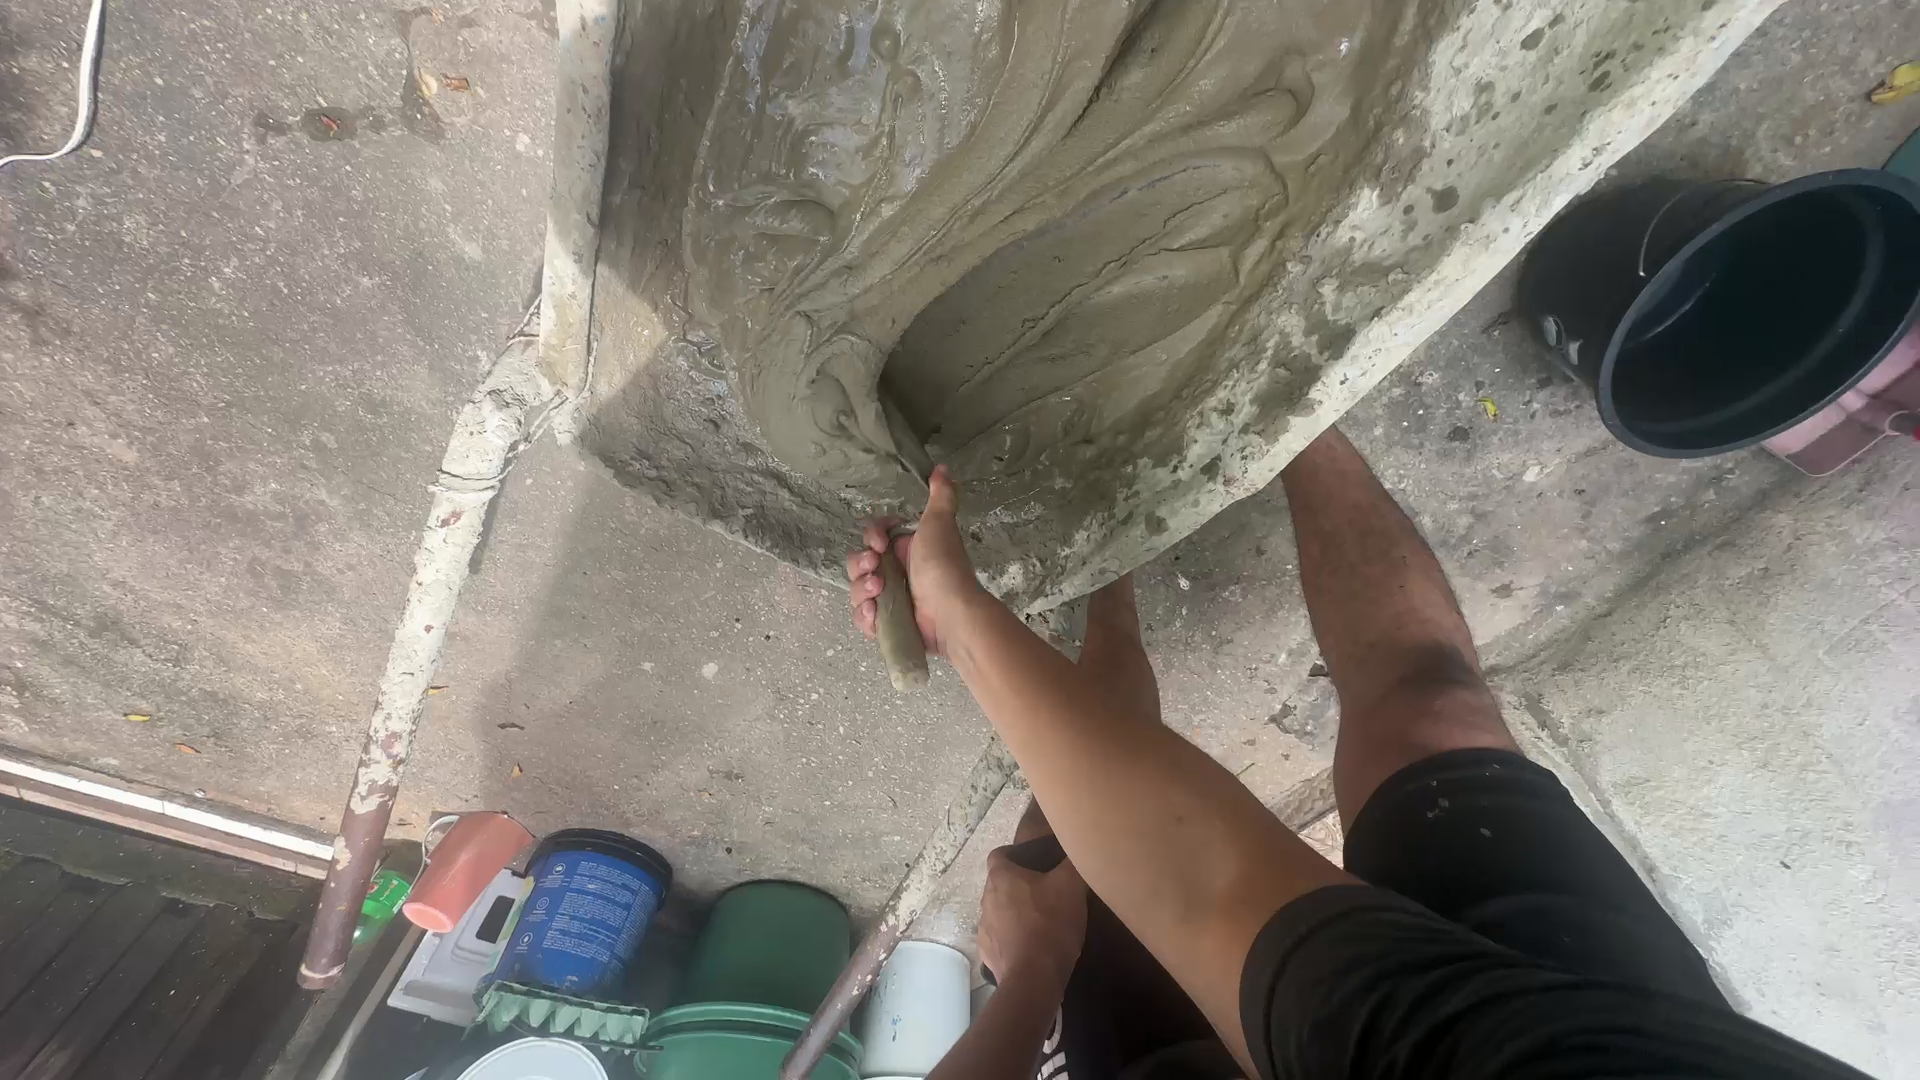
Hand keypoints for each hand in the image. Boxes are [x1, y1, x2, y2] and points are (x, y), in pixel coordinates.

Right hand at [846, 465, 988, 655]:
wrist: (951, 611)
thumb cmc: (944, 565)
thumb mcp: (940, 524)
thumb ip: (940, 495)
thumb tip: (943, 468)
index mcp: (906, 549)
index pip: (873, 537)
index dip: (871, 538)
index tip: (879, 544)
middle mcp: (897, 572)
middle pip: (859, 563)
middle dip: (860, 565)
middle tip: (875, 571)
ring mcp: (891, 598)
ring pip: (858, 589)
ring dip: (862, 590)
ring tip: (879, 593)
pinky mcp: (888, 623)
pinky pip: (863, 617)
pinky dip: (865, 615)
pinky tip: (875, 613)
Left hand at [978, 845, 1086, 990]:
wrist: (1034, 979)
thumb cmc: (1050, 924)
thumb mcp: (1071, 885)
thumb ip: (1072, 862)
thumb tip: (1075, 848)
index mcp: (1000, 876)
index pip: (1000, 854)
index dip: (1016, 855)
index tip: (1035, 863)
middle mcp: (986, 898)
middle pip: (1001, 884)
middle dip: (1020, 886)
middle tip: (1047, 892)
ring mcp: (984, 928)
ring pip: (1000, 912)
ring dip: (1016, 914)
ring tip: (1042, 922)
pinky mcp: (988, 954)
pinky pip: (1000, 939)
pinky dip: (1013, 940)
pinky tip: (1032, 947)